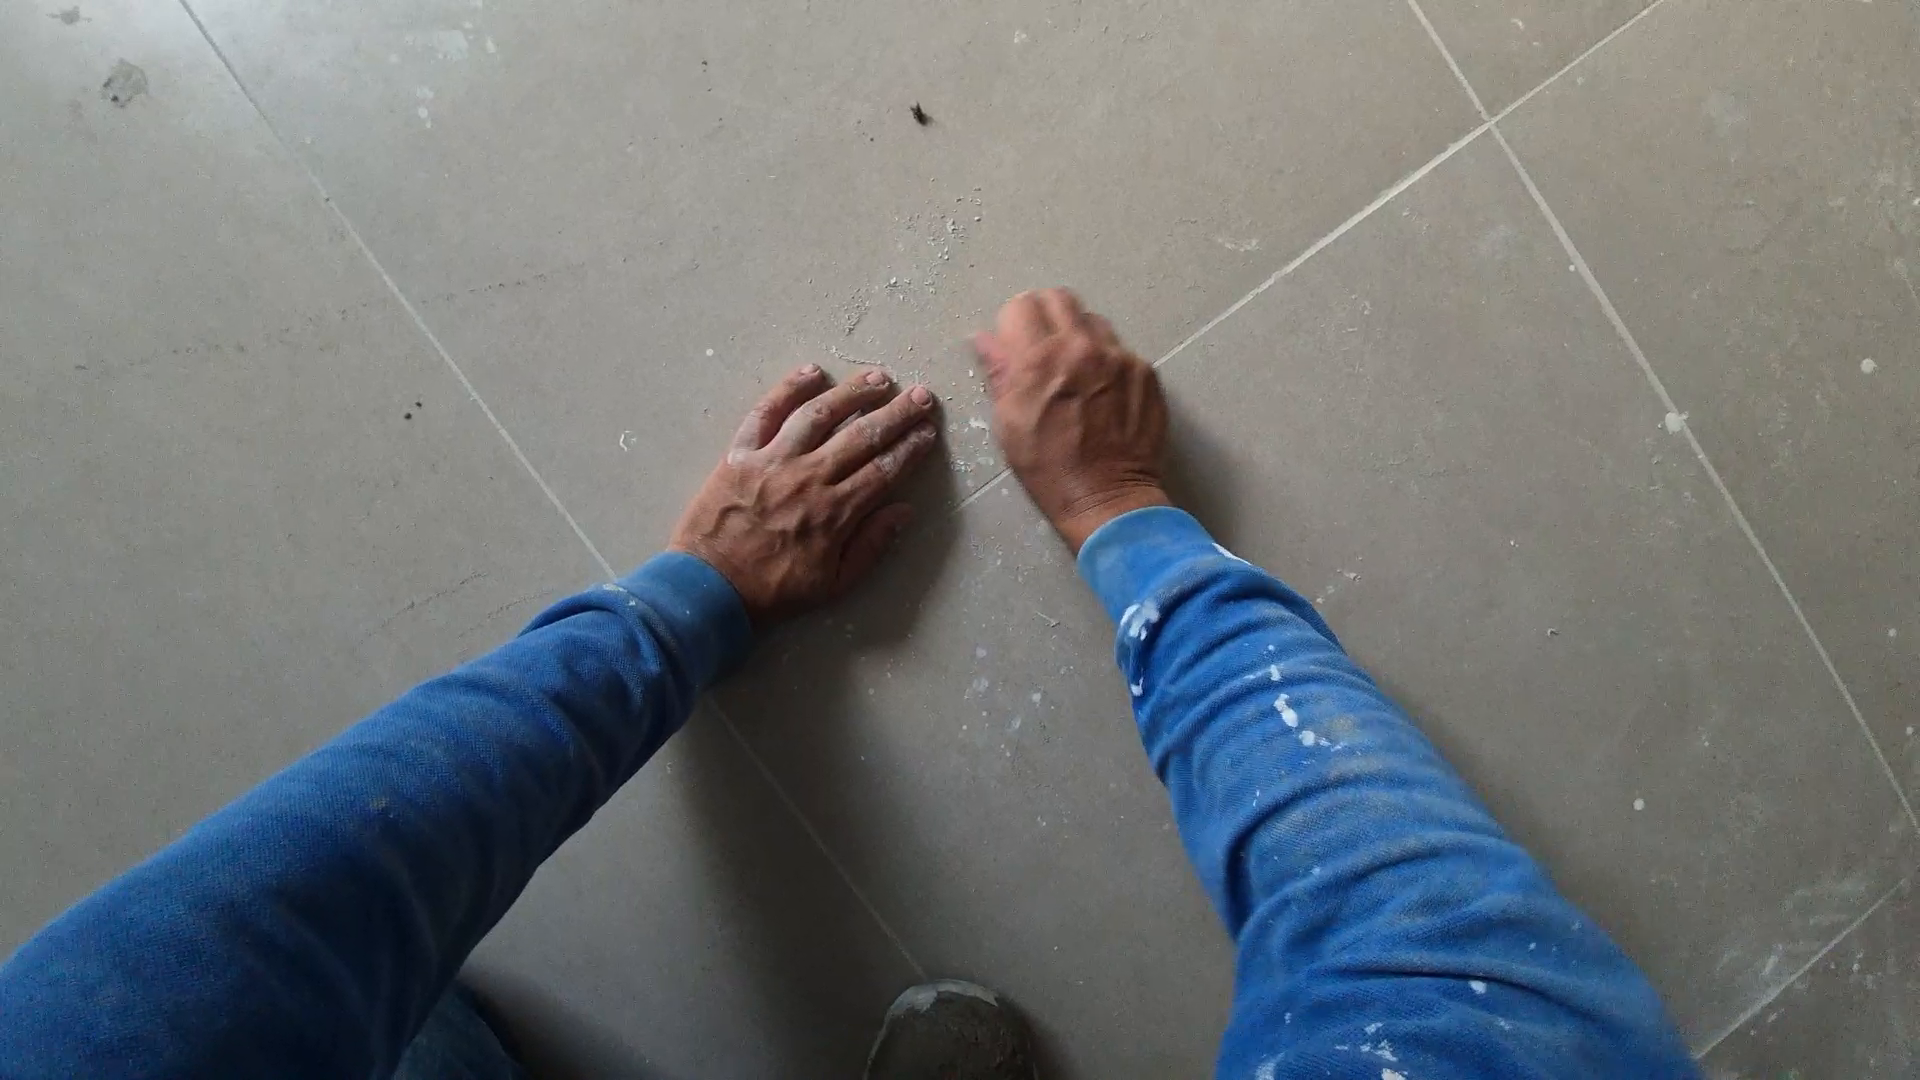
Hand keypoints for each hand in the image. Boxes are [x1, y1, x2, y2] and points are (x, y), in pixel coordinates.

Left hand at [670, 365, 940, 624]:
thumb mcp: (835, 584)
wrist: (709, 588)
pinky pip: (767, 412)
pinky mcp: (741, 452)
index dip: (911, 447)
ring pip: (820, 415)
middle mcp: (810, 477)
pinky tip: (812, 372)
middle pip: (863, 435)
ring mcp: (774, 460)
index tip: (928, 430)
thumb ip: (872, 546)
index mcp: (837, 511)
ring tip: (877, 378)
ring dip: (852, 392)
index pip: (885, 469)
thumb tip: (904, 510)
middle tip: (920, 395)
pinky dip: (789, 388)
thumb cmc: (775, 590)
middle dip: (897, 413)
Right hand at [972, 289, 1169, 552]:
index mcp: (1039, 360)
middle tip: (1042, 348)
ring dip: (1078, 337)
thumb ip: (999, 373)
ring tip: (1076, 373)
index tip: (1014, 346)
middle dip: (1044, 317)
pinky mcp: (1146, 372)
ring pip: (1092, 320)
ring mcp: (1119, 357)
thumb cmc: (1048, 469)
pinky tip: (1103, 395)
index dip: (1012, 325)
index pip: (1021, 306)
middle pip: (1059, 298)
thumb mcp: (1009, 424)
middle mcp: (1082, 347)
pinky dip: (1106, 363)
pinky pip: (1119, 350)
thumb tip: (986, 338)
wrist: (1108, 499)